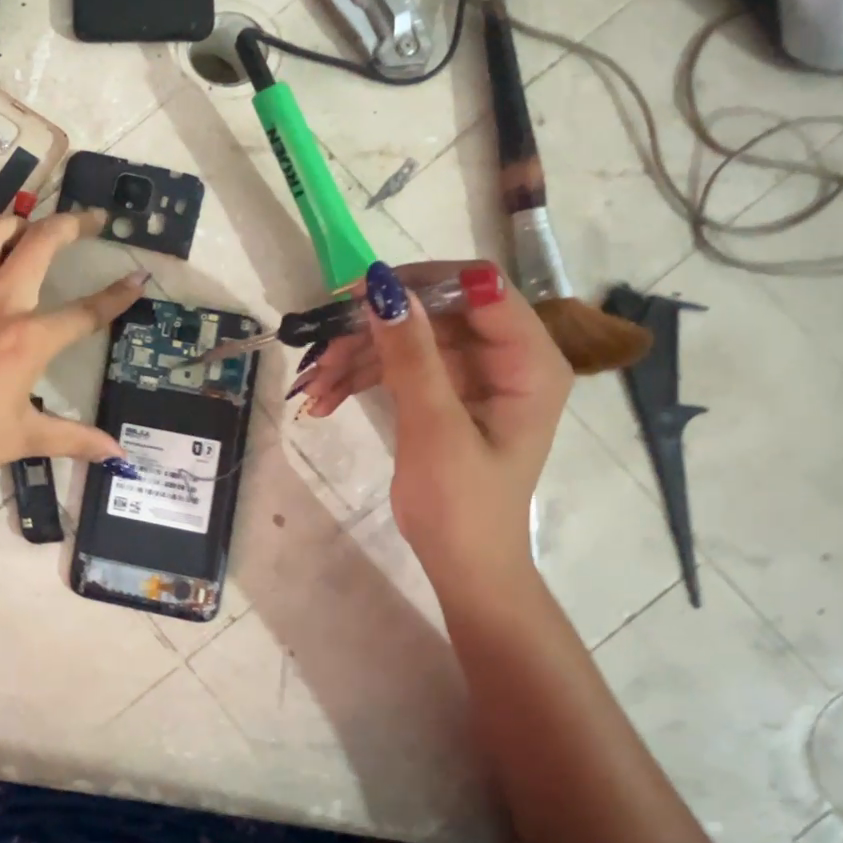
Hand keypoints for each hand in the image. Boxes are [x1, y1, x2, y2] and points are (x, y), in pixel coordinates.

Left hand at [0, 210, 147, 516]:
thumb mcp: (24, 438)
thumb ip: (75, 438)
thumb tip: (118, 453)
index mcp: (28, 341)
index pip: (85, 312)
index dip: (118, 295)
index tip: (138, 277)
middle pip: (40, 244)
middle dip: (72, 224)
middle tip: (89, 221)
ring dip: (13, 222)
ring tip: (28, 230)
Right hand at [297, 261, 572, 572]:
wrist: (460, 560)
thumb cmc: (462, 501)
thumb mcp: (434, 426)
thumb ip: (411, 355)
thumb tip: (383, 289)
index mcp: (528, 362)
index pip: (481, 289)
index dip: (420, 282)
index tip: (355, 297)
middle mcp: (503, 358)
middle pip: (432, 311)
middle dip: (372, 327)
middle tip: (320, 348)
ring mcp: (470, 374)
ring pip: (405, 336)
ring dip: (354, 355)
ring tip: (314, 386)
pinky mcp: (441, 391)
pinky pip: (395, 364)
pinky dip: (357, 376)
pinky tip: (324, 400)